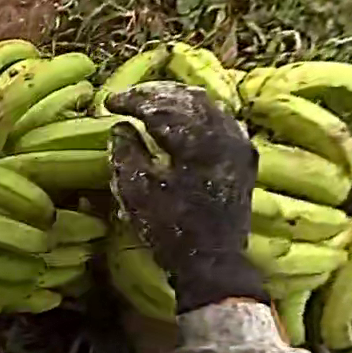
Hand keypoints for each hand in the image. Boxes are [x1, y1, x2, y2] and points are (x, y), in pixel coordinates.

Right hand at [107, 82, 264, 312]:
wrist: (211, 258)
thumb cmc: (167, 227)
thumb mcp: (135, 191)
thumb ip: (127, 154)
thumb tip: (121, 127)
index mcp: (195, 143)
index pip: (161, 107)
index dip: (132, 100)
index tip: (109, 102)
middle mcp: (224, 137)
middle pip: (190, 99)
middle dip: (156, 94)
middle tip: (129, 96)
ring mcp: (238, 147)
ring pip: (209, 107)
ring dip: (177, 101)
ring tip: (152, 103)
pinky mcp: (242, 159)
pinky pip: (219, 122)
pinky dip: (195, 114)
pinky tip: (181, 121)